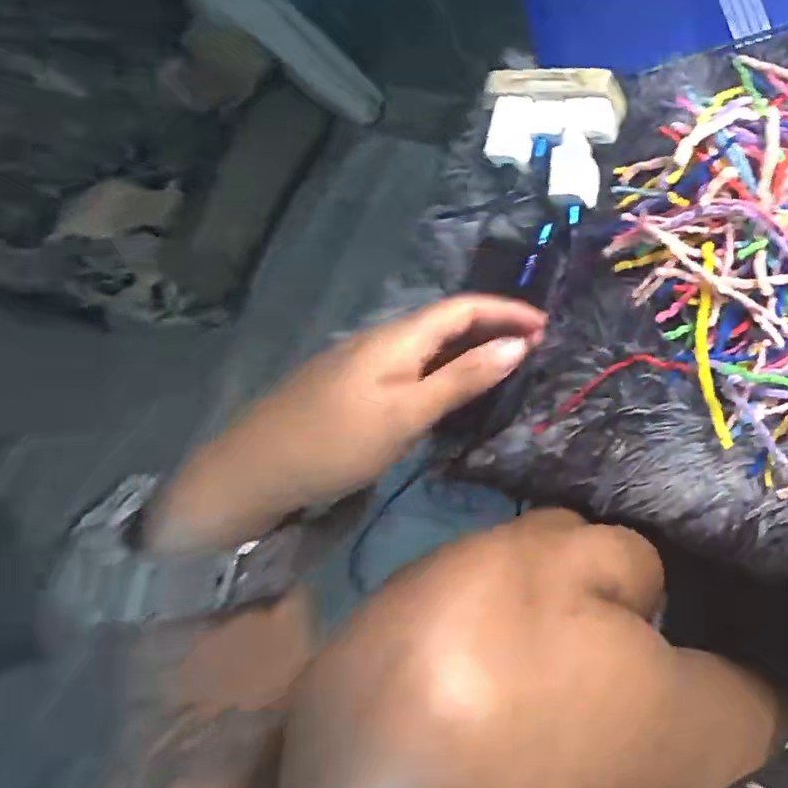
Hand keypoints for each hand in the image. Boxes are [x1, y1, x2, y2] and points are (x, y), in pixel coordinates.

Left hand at [147, 295, 544, 553]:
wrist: (241, 480)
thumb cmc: (333, 444)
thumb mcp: (407, 413)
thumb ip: (465, 378)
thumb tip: (519, 344)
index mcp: (396, 338)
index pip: (463, 307)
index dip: (507, 310)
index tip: (546, 325)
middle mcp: (381, 340)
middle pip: (448, 321)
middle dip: (495, 326)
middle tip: (535, 345)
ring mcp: (363, 363)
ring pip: (430, 343)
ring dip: (473, 346)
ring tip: (507, 362)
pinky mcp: (353, 386)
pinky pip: (414, 363)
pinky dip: (448, 366)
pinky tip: (455, 386)